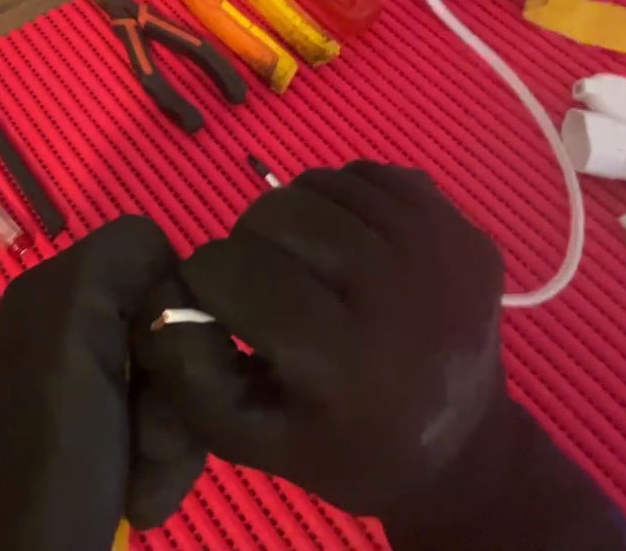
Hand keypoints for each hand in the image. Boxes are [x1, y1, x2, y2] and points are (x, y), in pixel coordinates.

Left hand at [0, 216, 205, 550]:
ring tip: (142, 476)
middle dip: (177, 385)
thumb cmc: (52, 443)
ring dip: (174, 433)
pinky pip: (164, 419)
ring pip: (177, 376)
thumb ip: (114, 263)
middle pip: (170, 319)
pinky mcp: (103, 426)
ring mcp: (87, 375)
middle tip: (148, 438)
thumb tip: (166, 260)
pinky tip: (140, 494)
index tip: (161, 362)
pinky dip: (164, 462)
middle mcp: (70, 319)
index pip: (151, 253)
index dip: (172, 304)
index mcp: (57, 285)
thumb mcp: (74, 327)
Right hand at [137, 162, 509, 527]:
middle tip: (259, 277)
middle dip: (247, 239)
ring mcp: (440, 253)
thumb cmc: (339, 444)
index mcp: (344, 360)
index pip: (234, 270)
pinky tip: (346, 244)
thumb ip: (185, 367)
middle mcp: (400, 296)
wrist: (460, 450)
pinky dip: (339, 197)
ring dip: (291, 213)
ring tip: (301, 260)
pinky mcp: (462, 228)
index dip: (205, 280)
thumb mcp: (245, 434)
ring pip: (320, 184)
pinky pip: (368, 174)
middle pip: (278, 213)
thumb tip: (163, 294)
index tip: (216, 304)